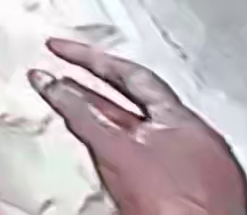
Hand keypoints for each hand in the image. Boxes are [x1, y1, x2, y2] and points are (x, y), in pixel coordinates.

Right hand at [31, 39, 246, 214]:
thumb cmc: (172, 204)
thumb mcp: (110, 146)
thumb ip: (74, 108)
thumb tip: (45, 80)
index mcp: (188, 125)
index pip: (131, 75)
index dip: (89, 57)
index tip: (59, 48)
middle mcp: (201, 144)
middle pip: (136, 99)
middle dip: (92, 84)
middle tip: (62, 68)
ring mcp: (200, 170)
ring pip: (139, 127)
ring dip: (100, 112)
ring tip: (68, 101)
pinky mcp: (191, 193)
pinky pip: (145, 150)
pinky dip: (115, 137)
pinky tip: (96, 141)